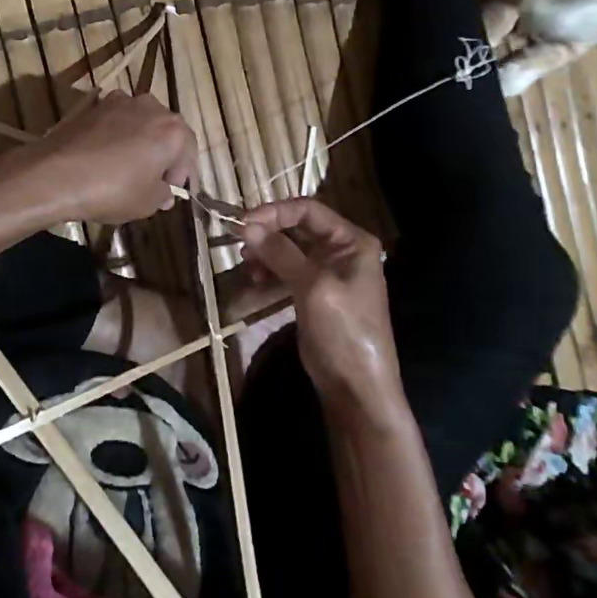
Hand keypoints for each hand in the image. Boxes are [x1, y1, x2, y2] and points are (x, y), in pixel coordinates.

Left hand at [18, 92, 195, 224]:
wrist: (52, 175)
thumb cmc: (111, 190)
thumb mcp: (147, 203)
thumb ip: (163, 195)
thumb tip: (164, 192)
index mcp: (174, 130)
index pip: (189, 152)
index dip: (183, 175)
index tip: (172, 193)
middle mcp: (153, 108)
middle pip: (168, 132)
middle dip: (165, 154)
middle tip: (155, 179)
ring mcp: (122, 102)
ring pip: (142, 124)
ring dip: (142, 141)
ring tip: (130, 166)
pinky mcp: (95, 106)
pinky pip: (118, 122)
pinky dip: (119, 136)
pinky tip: (108, 156)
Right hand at [240, 199, 402, 418]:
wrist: (357, 387)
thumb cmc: (344, 330)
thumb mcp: (314, 288)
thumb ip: (283, 254)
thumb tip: (249, 226)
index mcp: (352, 241)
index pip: (310, 210)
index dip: (276, 212)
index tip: (243, 222)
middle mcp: (342, 251)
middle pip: (298, 230)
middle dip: (268, 235)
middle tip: (239, 245)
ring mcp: (328, 274)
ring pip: (289, 253)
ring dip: (266, 256)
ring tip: (246, 267)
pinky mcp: (314, 296)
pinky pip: (287, 275)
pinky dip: (269, 277)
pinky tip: (251, 284)